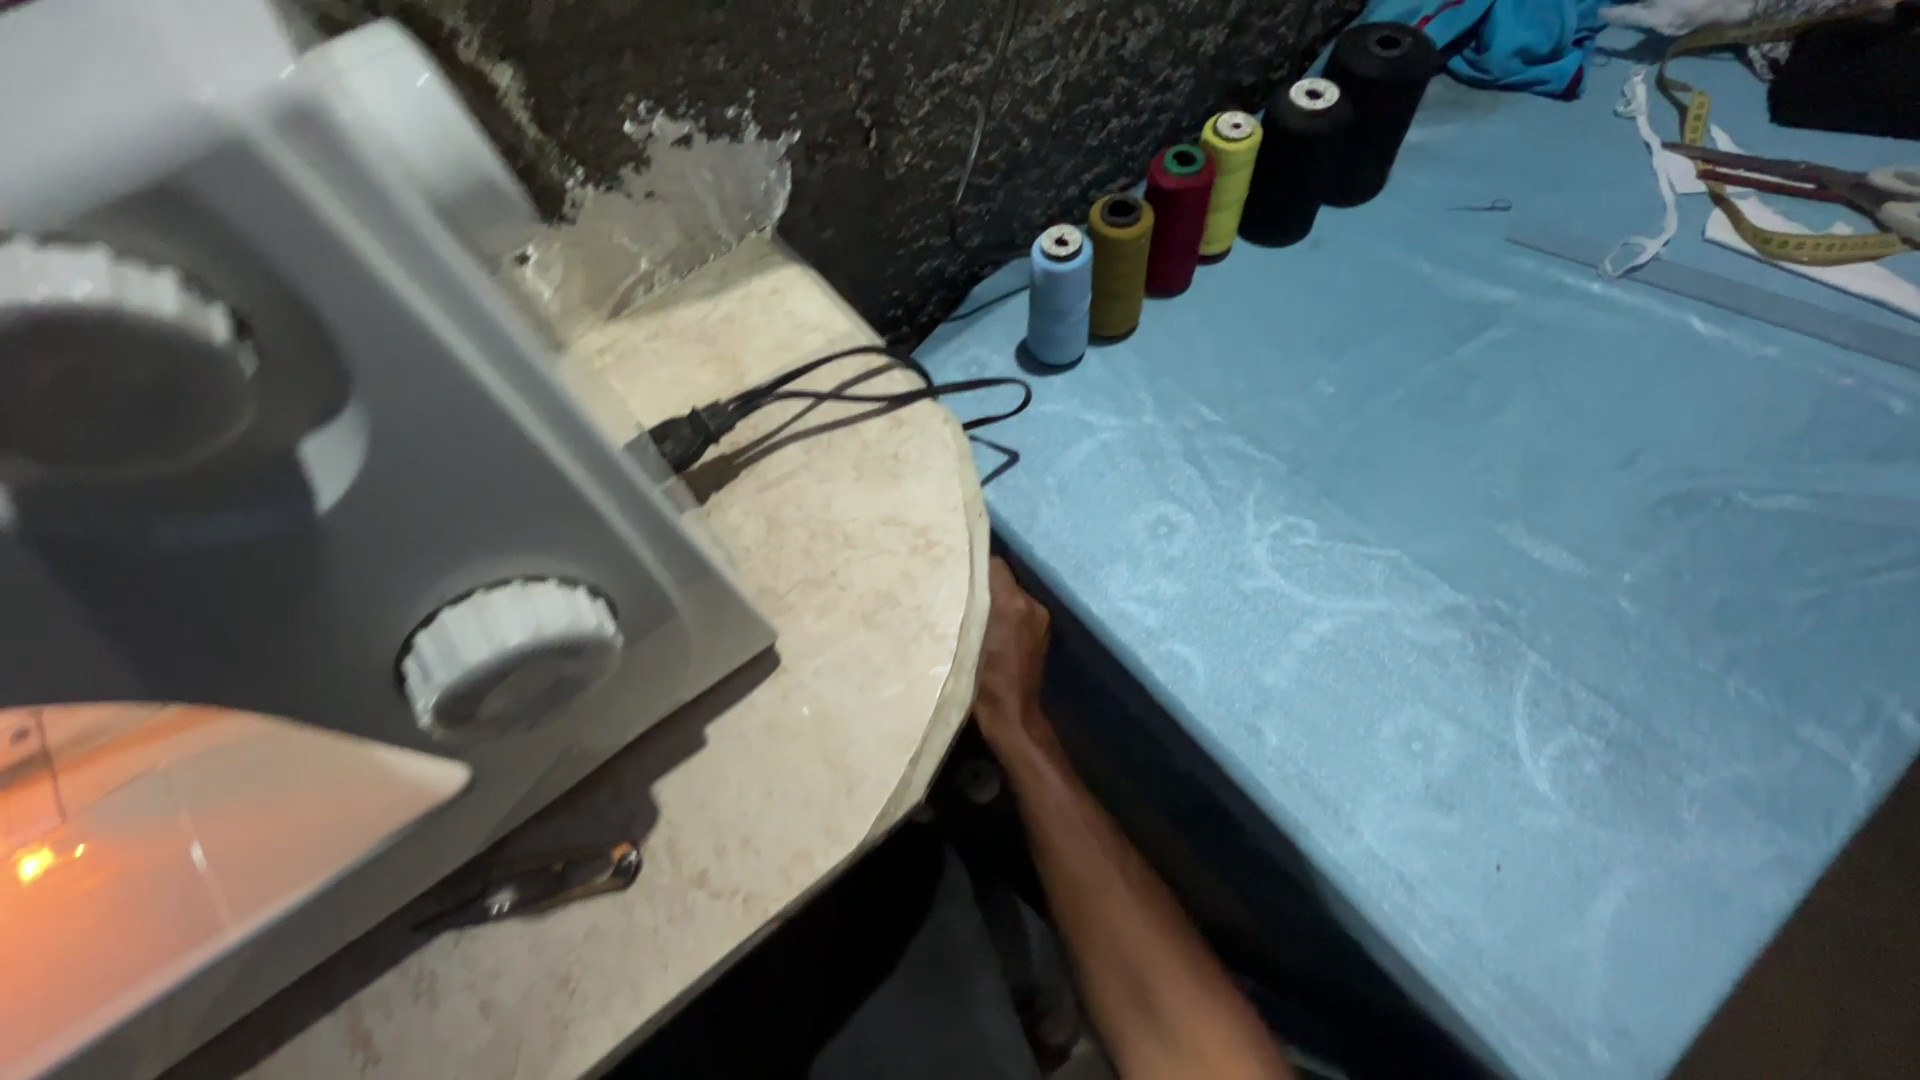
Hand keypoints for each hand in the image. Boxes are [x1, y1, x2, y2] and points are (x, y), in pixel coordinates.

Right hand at [973, 557, 1053, 756]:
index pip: (994, 565)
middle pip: (1003, 579)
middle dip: (983, 583)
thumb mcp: (963, 640)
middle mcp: (1031, 605)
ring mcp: (1040, 619)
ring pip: (1012, 594)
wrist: (1011, 714)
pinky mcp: (1042, 632)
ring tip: (973, 612)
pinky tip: (990, 629)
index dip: (974, 566)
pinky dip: (1006, 613)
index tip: (955, 571)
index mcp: (1012, 604)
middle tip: (960, 592)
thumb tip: (960, 579)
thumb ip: (967, 605)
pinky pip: (1020, 610)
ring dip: (995, 599)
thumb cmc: (981, 681)